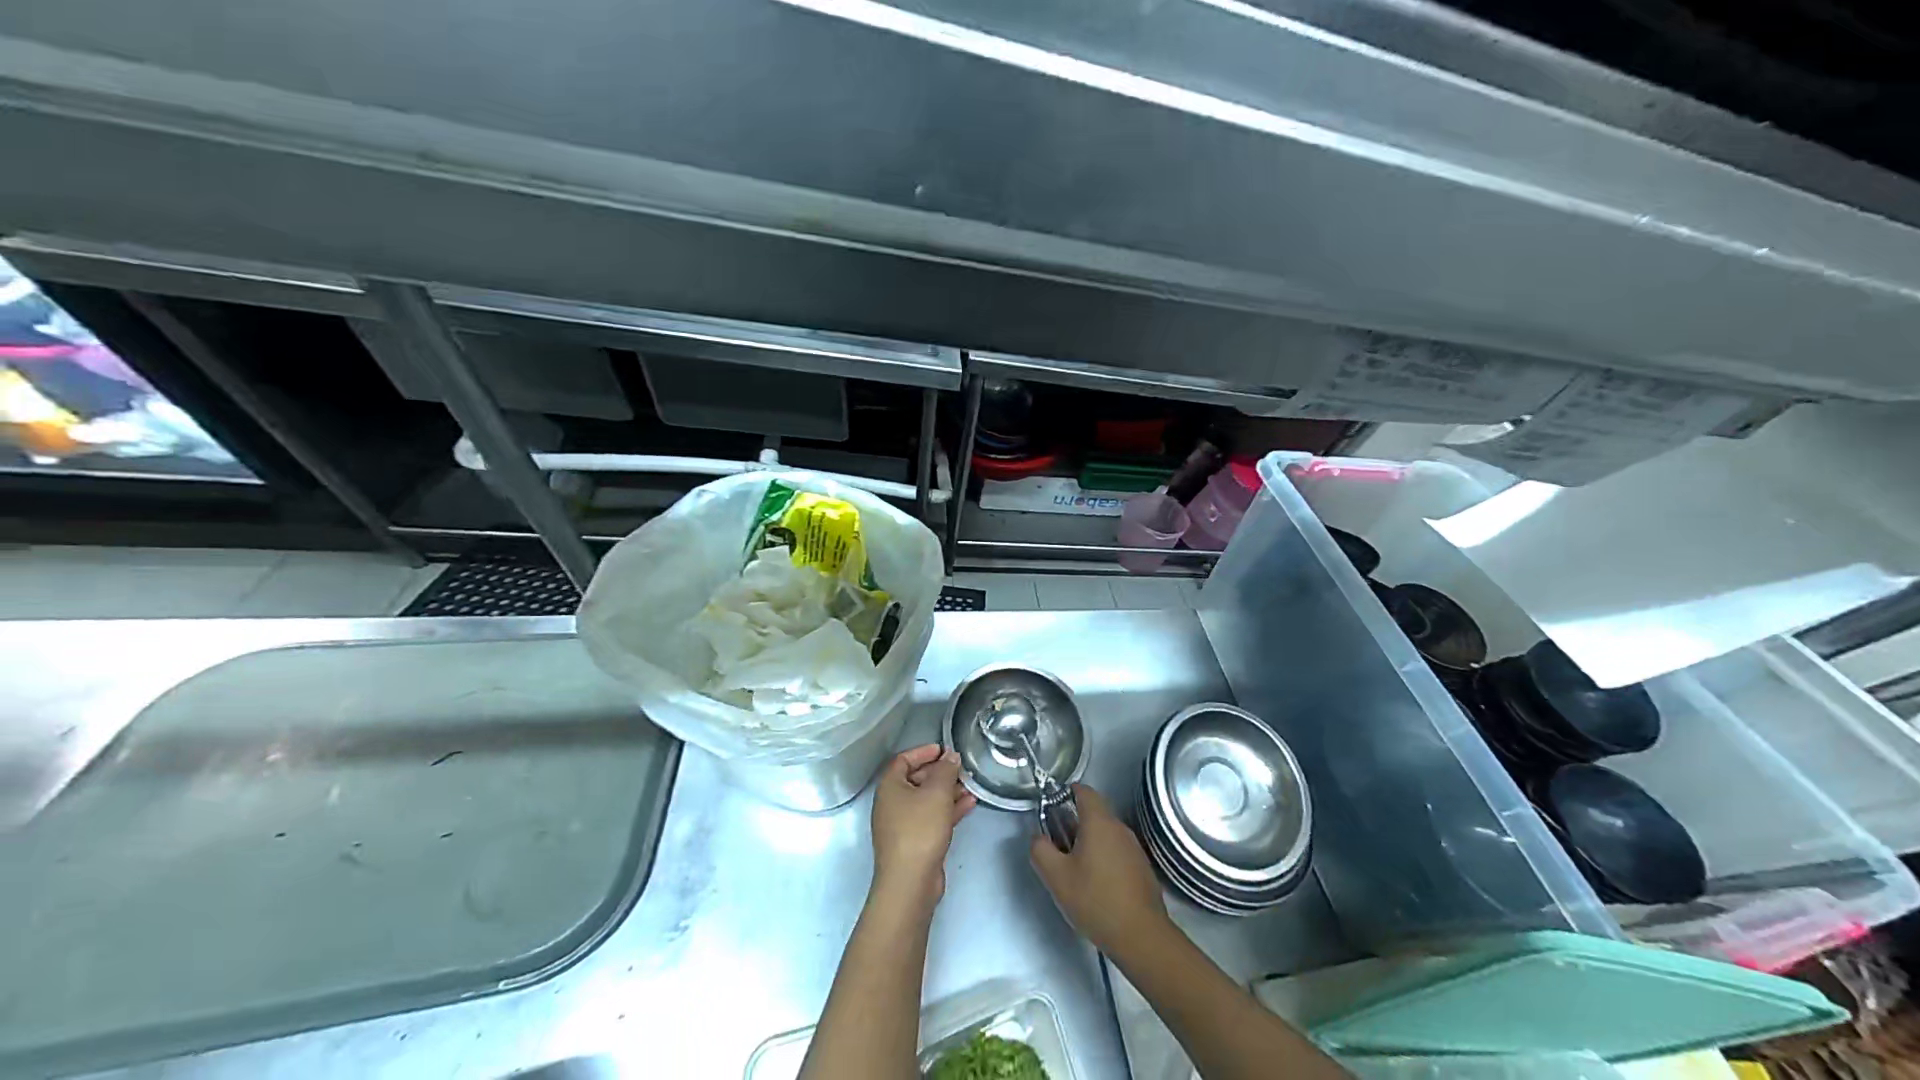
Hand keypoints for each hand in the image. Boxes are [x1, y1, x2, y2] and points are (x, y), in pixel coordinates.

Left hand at [870, 744, 975, 910]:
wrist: (910, 881)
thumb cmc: (919, 829)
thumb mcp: (936, 794)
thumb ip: (945, 771)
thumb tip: (950, 756)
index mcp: (889, 786)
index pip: (903, 759)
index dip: (923, 751)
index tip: (944, 749)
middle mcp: (892, 803)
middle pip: (916, 779)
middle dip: (939, 772)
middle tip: (961, 768)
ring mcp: (902, 824)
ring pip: (927, 800)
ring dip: (948, 791)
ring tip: (970, 786)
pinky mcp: (915, 841)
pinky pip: (932, 817)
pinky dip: (948, 809)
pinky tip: (969, 805)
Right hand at [1030, 784, 1169, 953]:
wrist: (1140, 936)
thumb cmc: (1095, 900)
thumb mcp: (1056, 877)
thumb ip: (1040, 850)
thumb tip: (1038, 837)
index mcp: (1099, 823)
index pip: (1084, 791)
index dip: (1067, 793)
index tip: (1052, 807)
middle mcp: (1120, 829)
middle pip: (1095, 813)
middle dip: (1073, 823)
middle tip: (1057, 846)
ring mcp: (1135, 849)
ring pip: (1106, 834)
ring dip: (1089, 843)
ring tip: (1074, 869)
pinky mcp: (1142, 869)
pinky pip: (1117, 852)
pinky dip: (1104, 858)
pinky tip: (1096, 885)